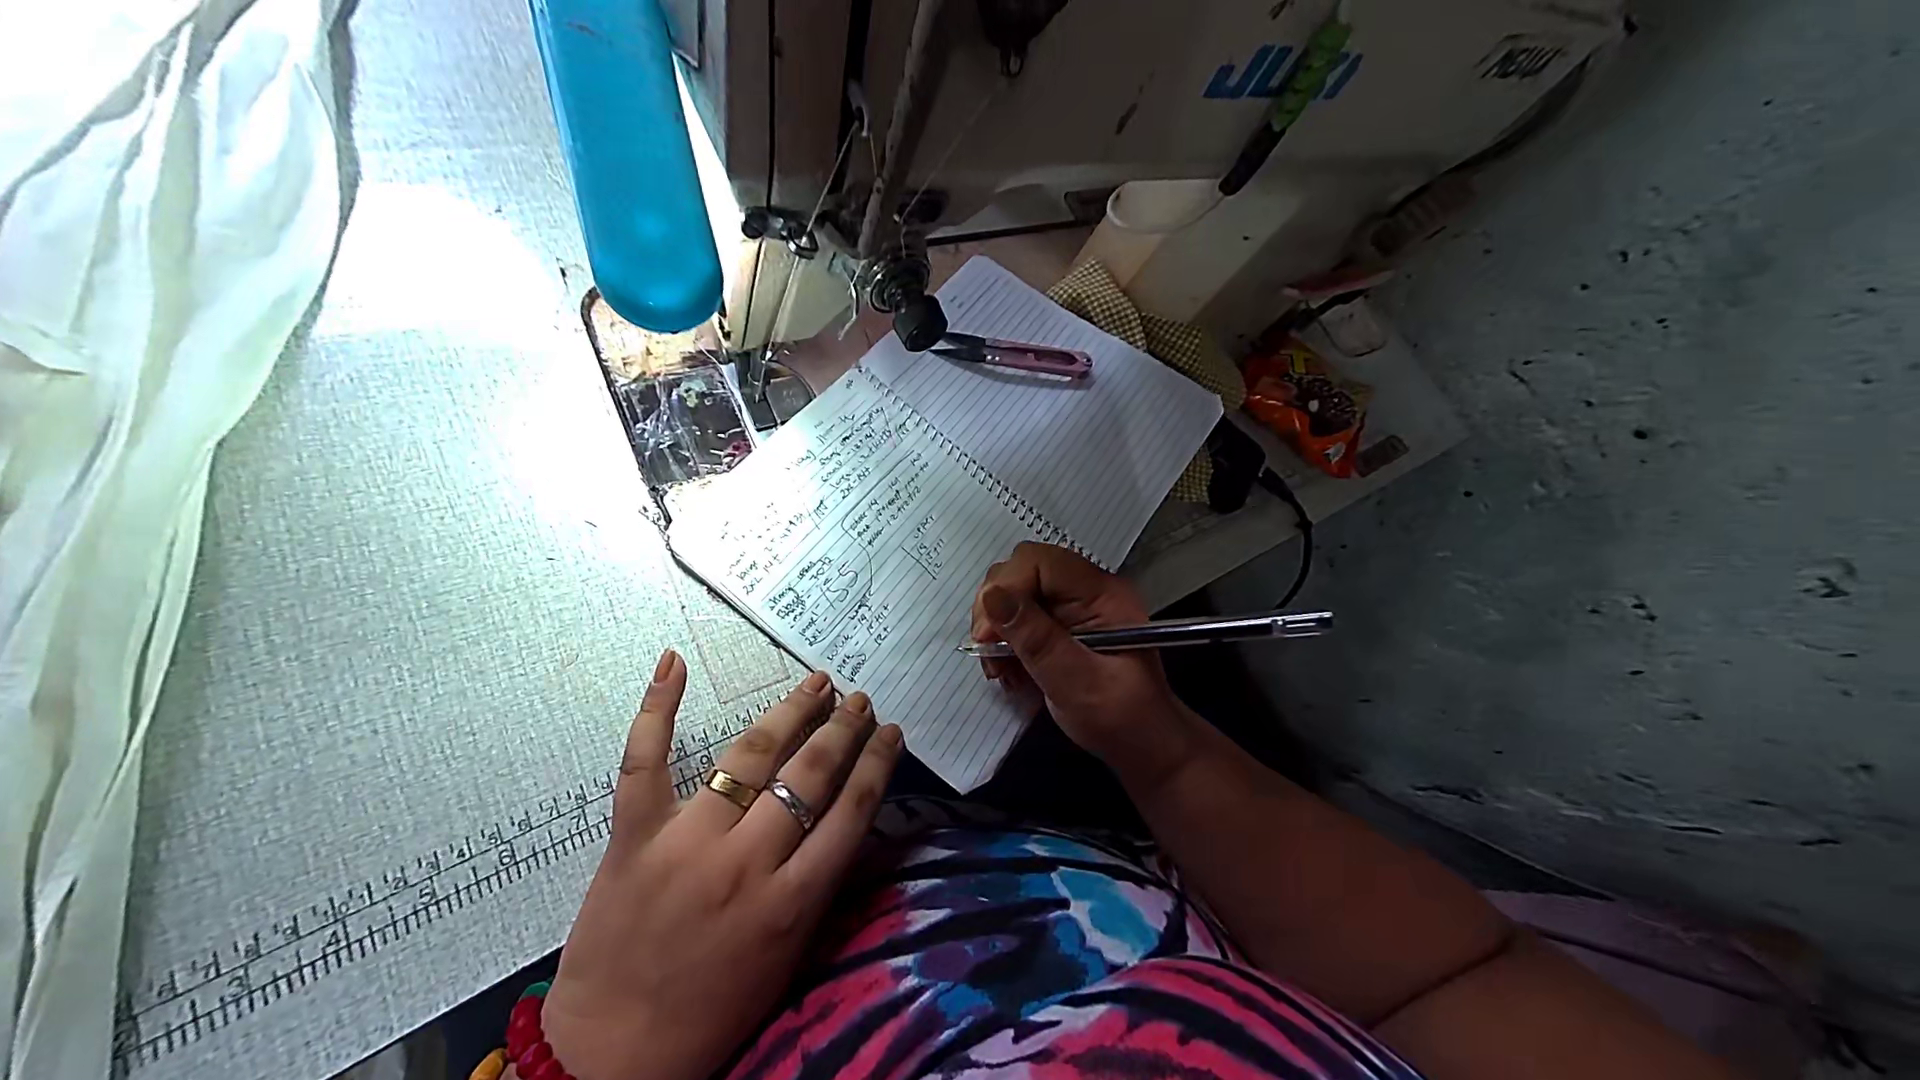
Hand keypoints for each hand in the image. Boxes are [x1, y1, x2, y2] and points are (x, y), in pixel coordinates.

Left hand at [540, 652, 902, 1079]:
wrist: (610, 1057)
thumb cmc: (713, 1010)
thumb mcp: (790, 955)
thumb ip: (820, 883)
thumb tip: (848, 814)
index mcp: (791, 902)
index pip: (851, 811)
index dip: (878, 763)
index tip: (892, 732)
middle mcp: (745, 863)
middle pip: (809, 774)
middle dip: (843, 729)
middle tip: (860, 699)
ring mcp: (686, 843)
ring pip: (748, 756)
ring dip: (790, 711)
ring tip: (817, 683)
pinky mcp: (633, 837)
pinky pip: (644, 761)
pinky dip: (657, 708)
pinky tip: (672, 661)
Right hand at [970, 541, 1200, 790]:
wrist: (1145, 745)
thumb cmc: (1120, 718)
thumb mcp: (1076, 683)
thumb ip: (1036, 639)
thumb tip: (992, 596)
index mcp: (1102, 594)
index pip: (1039, 562)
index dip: (1006, 588)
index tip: (987, 633)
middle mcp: (1086, 590)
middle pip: (1023, 571)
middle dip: (996, 609)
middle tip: (988, 651)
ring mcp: (1073, 606)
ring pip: (1016, 593)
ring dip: (997, 628)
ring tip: (1000, 668)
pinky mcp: (1061, 625)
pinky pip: (1020, 616)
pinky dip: (1005, 642)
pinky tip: (1009, 671)